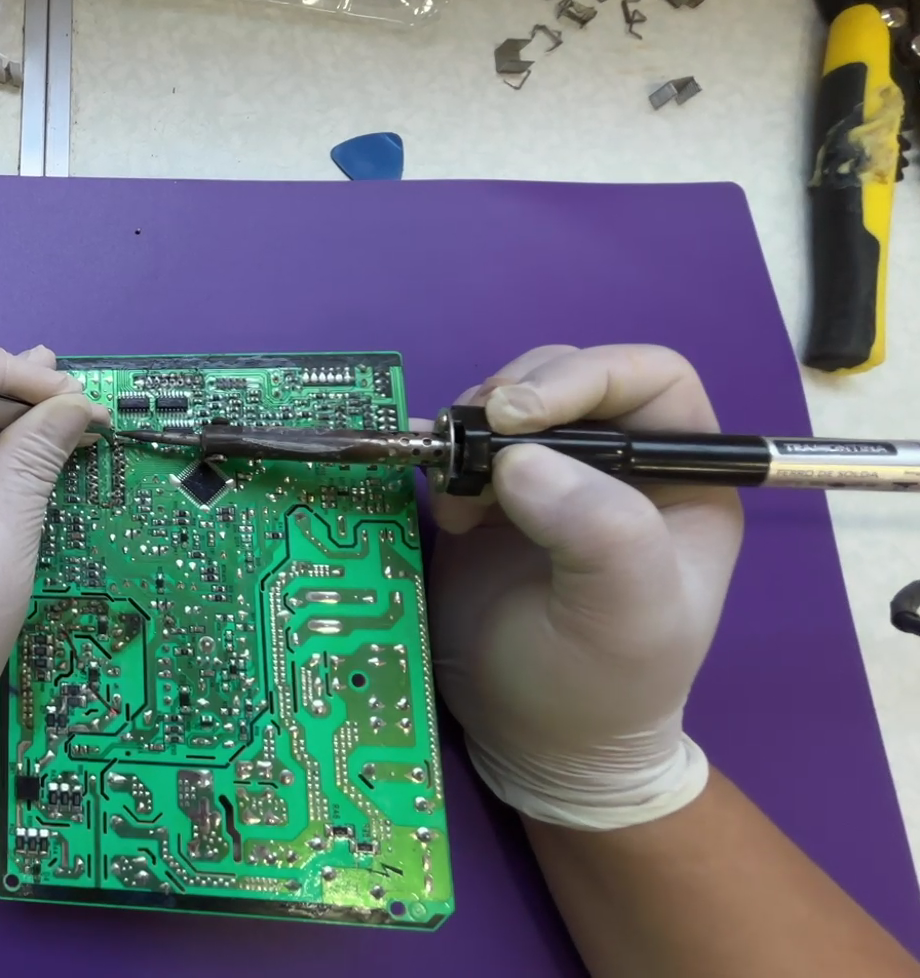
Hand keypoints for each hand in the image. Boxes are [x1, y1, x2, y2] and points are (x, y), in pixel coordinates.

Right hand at [428, 345, 744, 830]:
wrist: (527, 735)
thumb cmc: (596, 684)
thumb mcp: (625, 618)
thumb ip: (600, 532)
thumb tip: (517, 457)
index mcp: (676, 481)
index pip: (642, 380)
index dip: (580, 378)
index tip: (512, 417)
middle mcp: (608, 469)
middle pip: (562, 379)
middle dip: (510, 397)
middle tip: (472, 443)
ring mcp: (537, 485)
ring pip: (499, 408)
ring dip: (466, 430)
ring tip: (452, 484)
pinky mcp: (478, 506)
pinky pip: (453, 451)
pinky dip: (437, 461)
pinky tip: (440, 504)